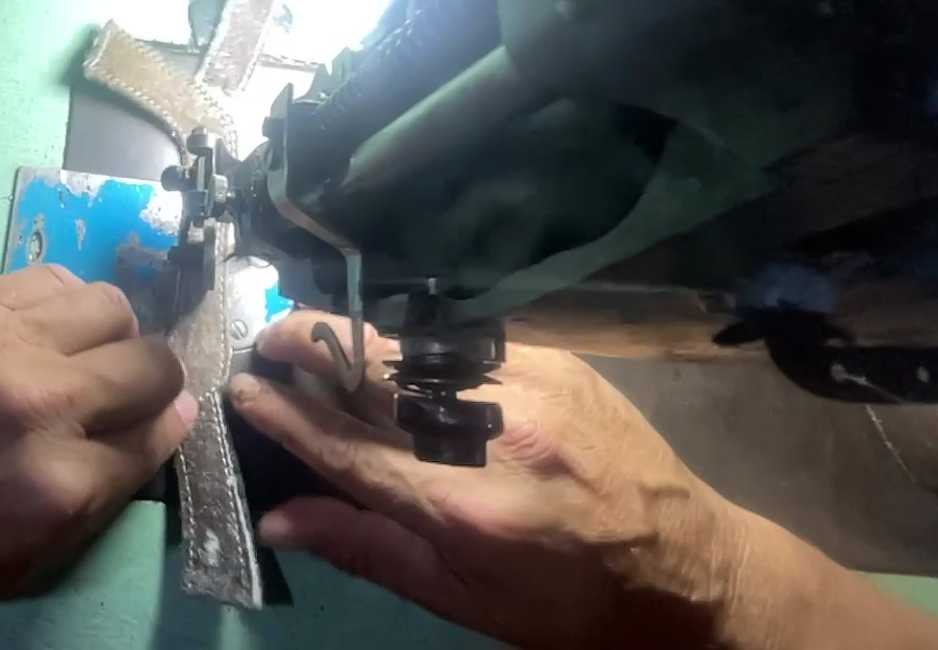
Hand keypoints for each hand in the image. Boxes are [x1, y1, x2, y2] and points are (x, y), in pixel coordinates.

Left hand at [0, 265, 195, 619]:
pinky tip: (40, 326)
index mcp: (61, 488)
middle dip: (153, 379)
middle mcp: (46, 404)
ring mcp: (5, 342)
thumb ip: (99, 497)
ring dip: (112, 332)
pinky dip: (63, 302)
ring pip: (111, 306)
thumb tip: (161, 426)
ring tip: (80, 351)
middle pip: (151, 364)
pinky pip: (53, 278)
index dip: (166, 424)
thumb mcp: (17, 560)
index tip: (161, 415)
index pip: (159, 433)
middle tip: (125, 386)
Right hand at [229, 314, 745, 648]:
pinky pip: (454, 340)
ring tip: (313, 341)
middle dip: (306, 343)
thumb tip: (274, 519)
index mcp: (464, 508)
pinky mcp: (550, 356)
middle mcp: (490, 434)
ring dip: (347, 338)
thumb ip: (361, 546)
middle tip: (267, 339)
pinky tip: (391, 356)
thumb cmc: (565, 600)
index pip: (345, 447)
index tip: (242, 386)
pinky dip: (407, 346)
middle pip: (370, 369)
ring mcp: (525, 383)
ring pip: (404, 343)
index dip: (284, 415)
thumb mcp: (462, 596)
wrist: (695, 566)